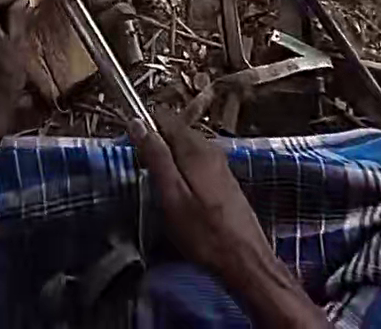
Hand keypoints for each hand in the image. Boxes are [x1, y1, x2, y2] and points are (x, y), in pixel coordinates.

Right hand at [131, 112, 321, 327]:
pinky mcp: (224, 180)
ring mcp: (219, 163)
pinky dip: (183, 171)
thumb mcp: (172, 194)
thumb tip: (137, 122)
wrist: (248, 264)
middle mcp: (209, 148)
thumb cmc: (205, 232)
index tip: (133, 147)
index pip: (162, 116)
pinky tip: (181, 196)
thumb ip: (155, 155)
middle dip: (156, 145)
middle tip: (144, 172)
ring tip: (160, 188)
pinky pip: (196, 162)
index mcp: (194, 146)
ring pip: (184, 148)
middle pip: (174, 131)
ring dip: (169, 160)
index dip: (144, 127)